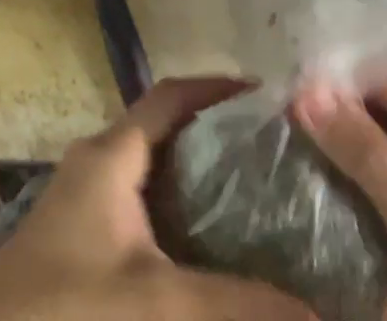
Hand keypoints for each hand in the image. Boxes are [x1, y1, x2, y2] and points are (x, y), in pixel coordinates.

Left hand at [0, 77, 309, 320]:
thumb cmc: (67, 304)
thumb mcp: (156, 302)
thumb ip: (238, 303)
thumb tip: (319, 311)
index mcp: (109, 156)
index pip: (169, 98)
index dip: (217, 88)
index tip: (270, 97)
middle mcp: (96, 163)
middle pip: (164, 130)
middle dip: (218, 135)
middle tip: (280, 154)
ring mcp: (86, 197)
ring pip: (153, 168)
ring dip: (200, 174)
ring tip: (263, 194)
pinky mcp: (84, 231)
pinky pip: (142, 202)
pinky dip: (181, 209)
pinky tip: (216, 242)